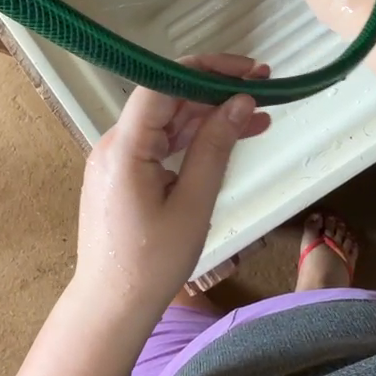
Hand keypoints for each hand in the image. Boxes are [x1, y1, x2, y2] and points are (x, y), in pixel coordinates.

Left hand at [73, 55, 273, 317]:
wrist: (112, 305)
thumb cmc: (151, 263)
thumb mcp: (193, 204)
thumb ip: (216, 148)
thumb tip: (240, 103)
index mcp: (123, 149)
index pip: (162, 85)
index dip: (207, 70)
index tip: (249, 71)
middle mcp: (111, 147)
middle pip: (165, 103)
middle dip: (214, 93)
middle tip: (264, 90)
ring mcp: (113, 163)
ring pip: (164, 126)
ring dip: (207, 119)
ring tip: (257, 118)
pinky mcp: (119, 179)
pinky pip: (156, 148)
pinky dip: (189, 143)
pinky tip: (225, 142)